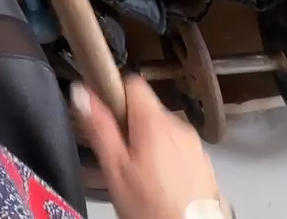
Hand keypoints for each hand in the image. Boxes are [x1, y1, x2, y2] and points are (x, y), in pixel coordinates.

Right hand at [73, 77, 222, 218]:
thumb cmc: (151, 207)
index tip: (105, 114)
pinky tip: (162, 184)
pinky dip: (169, 158)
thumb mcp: (115, 168)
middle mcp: (179, 125)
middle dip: (131, 123)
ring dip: (151, 142)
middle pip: (147, 108)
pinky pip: (180, 149)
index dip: (115, 92)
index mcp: (155, 120)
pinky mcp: (206, 165)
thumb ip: (98, 126)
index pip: (132, 82)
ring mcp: (196, 146)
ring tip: (140, 173)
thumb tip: (80, 90)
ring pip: (164, 129)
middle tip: (119, 153)